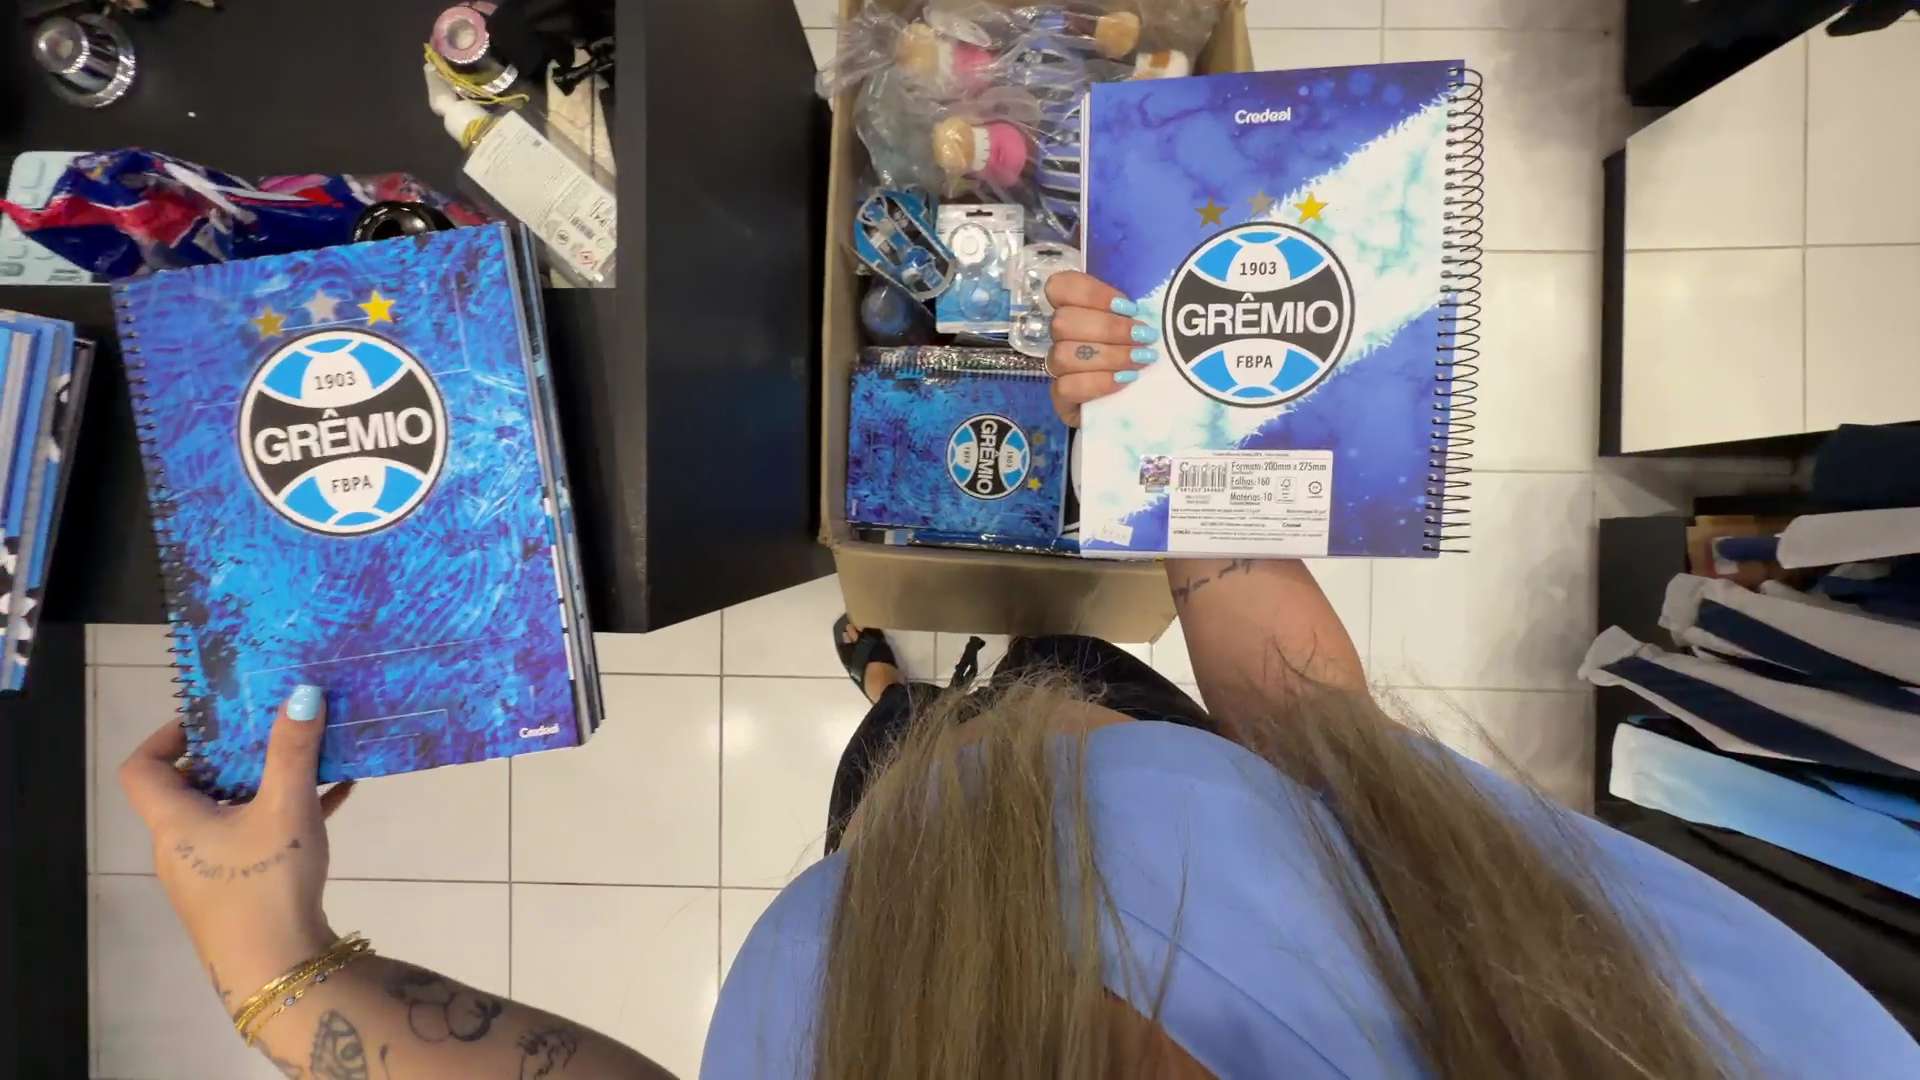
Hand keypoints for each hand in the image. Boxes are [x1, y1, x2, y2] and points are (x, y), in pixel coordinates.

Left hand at [118, 686, 354, 1016]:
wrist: (275, 956)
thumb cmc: (266, 877)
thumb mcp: (287, 806)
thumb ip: (294, 751)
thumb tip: (303, 693)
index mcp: (176, 821)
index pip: (145, 768)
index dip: (172, 734)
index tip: (219, 712)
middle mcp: (182, 840)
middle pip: (195, 783)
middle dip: (239, 750)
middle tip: (280, 724)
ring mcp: (212, 862)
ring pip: (234, 805)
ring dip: (270, 776)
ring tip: (315, 755)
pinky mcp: (243, 878)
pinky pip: (261, 828)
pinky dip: (292, 805)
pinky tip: (340, 793)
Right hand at [1043, 270, 1158, 426]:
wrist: (1143, 401)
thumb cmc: (1142, 353)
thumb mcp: (1142, 323)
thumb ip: (1138, 309)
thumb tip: (1156, 302)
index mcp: (1076, 309)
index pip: (1059, 287)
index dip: (1091, 294)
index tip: (1128, 307)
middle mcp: (1061, 337)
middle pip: (1063, 322)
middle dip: (1108, 328)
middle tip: (1144, 337)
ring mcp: (1059, 368)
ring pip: (1062, 354)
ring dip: (1107, 356)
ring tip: (1140, 360)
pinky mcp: (1061, 399)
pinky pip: (1065, 388)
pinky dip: (1098, 382)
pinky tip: (1124, 380)